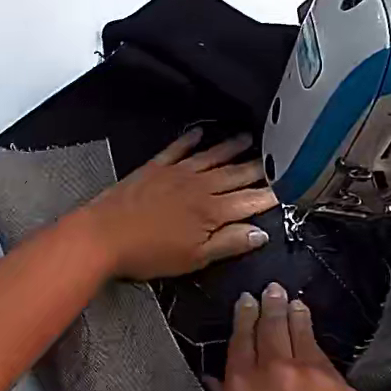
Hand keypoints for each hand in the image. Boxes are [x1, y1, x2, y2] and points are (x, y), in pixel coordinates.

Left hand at [67, 129, 274, 280]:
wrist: (104, 235)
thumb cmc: (150, 253)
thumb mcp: (194, 258)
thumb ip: (229, 243)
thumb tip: (260, 233)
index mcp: (212, 210)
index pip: (249, 201)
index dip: (269, 195)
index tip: (286, 188)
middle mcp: (200, 185)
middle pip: (235, 174)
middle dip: (257, 167)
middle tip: (276, 158)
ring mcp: (177, 172)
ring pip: (212, 156)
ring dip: (231, 147)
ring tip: (249, 138)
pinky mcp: (156, 167)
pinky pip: (178, 148)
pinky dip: (190, 139)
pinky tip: (200, 132)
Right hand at [211, 287, 390, 390]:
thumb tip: (220, 385)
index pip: (239, 343)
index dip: (243, 319)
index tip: (245, 302)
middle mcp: (273, 373)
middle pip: (269, 328)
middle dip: (268, 305)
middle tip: (270, 288)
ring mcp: (309, 374)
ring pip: (299, 331)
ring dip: (293, 312)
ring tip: (292, 300)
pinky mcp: (340, 382)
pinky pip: (323, 353)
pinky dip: (315, 338)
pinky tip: (315, 336)